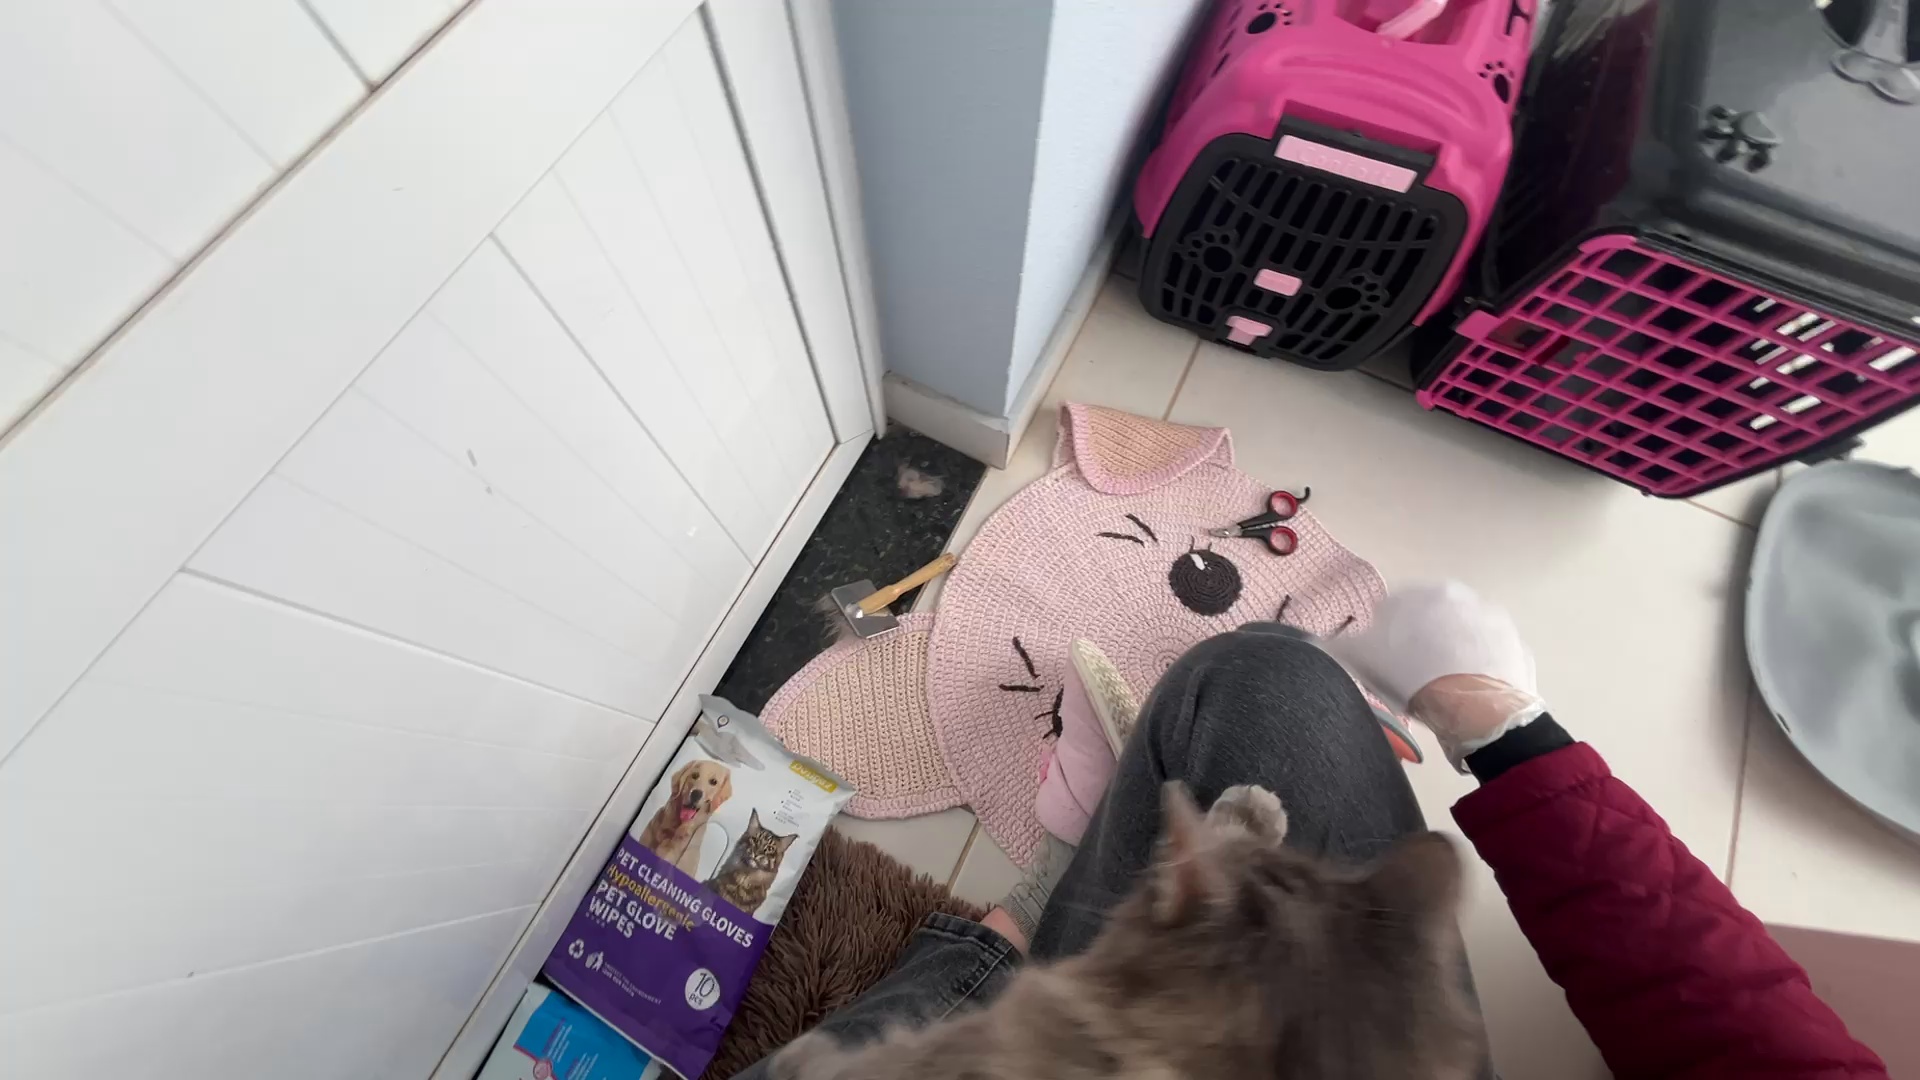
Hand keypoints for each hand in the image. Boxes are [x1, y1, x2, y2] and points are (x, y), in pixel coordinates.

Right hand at [1326, 582, 1546, 770]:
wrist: (1477, 711)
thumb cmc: (1412, 674)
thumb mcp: (1359, 658)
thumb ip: (1337, 644)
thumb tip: (1323, 642)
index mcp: (1424, 592)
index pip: (1391, 607)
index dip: (1380, 633)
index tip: (1380, 657)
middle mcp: (1465, 598)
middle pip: (1430, 619)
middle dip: (1418, 640)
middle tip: (1406, 671)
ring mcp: (1498, 624)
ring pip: (1460, 638)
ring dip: (1448, 653)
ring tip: (1435, 684)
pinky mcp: (1519, 651)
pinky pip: (1487, 658)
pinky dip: (1475, 670)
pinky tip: (1463, 692)